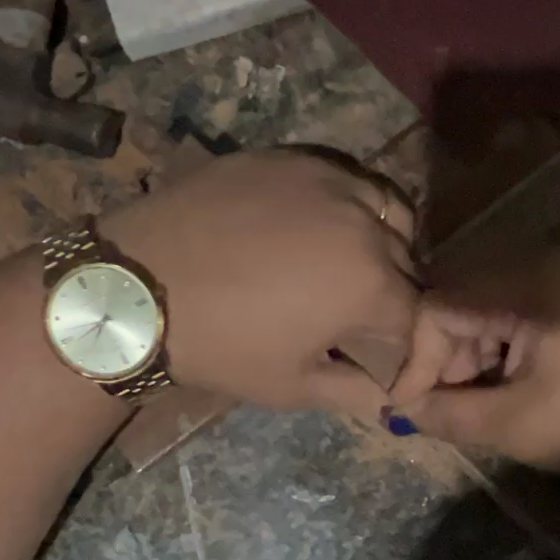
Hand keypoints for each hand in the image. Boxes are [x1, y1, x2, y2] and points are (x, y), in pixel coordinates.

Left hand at [99, 150, 419, 414]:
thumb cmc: (218, 346)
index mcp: (370, 285)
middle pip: (410, 264)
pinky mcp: (294, 157)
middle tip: (368, 328)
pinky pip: (349, 178)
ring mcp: (330, 179)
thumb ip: (354, 393)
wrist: (138, 285)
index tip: (387, 370)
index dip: (411, 354)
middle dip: (400, 302)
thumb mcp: (290, 386)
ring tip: (356, 271)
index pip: (420, 322)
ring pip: (391, 211)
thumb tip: (390, 402)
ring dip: (389, 246)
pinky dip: (354, 207)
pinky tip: (323, 230)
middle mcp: (365, 223)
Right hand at [391, 258, 559, 489]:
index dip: (417, 357)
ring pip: (495, 301)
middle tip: (451, 406)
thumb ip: (449, 414)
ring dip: (476, 351)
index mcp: (530, 281)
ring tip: (485, 401)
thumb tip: (404, 408)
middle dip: (446, 354)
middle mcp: (550, 258)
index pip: (438, 303)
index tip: (413, 407)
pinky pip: (529, 306)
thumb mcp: (517, 425)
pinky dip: (509, 344)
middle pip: (464, 294)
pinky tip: (520, 383)